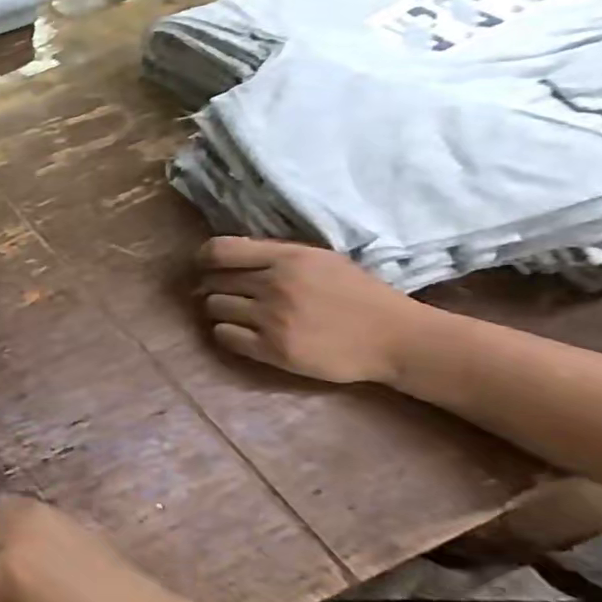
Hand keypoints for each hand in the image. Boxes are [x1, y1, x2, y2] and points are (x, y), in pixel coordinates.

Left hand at [195, 236, 428, 384]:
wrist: (396, 339)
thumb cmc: (357, 293)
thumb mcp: (318, 259)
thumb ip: (273, 253)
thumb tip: (226, 254)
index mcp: (286, 258)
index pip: (219, 251)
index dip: (204, 258)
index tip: (206, 266)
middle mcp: (274, 285)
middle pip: (212, 281)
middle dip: (215, 286)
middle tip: (229, 294)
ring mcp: (272, 319)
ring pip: (214, 307)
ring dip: (220, 310)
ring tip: (238, 314)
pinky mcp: (273, 350)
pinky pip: (224, 335)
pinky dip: (227, 333)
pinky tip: (243, 333)